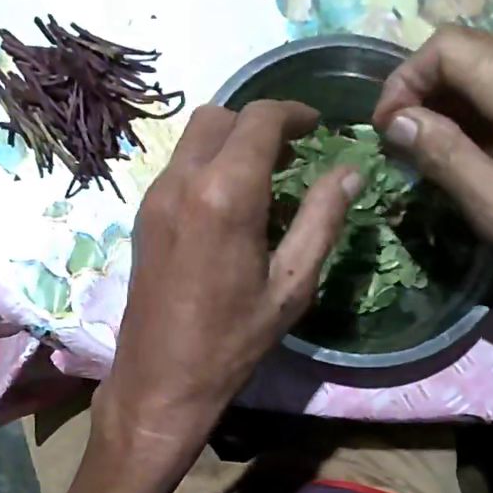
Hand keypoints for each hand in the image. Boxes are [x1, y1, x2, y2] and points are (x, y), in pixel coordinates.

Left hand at [101, 100, 358, 456]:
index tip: (317, 126)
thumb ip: (322, 219)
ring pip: (192, 138)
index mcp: (224, 194)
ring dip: (230, 140)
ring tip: (264, 175)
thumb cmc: (232, 340)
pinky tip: (230, 200)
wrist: (160, 379)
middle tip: (292, 151)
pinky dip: (206, 162)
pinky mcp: (142, 215)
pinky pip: (177, 166)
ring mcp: (154, 197)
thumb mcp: (291, 285)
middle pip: (218, 117)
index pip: (258, 119)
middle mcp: (181, 182)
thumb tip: (350, 171)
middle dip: (258, 123)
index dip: (292, 113)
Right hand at [372, 26, 492, 306]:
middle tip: (402, 144)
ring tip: (429, 149)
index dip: (403, 81)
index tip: (388, 130)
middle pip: (459, 48)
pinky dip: (469, 103)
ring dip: (442, 99)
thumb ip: (444, 158)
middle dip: (418, 90)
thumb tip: (395, 122)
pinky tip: (466, 144)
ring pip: (477, 59)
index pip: (445, 48)